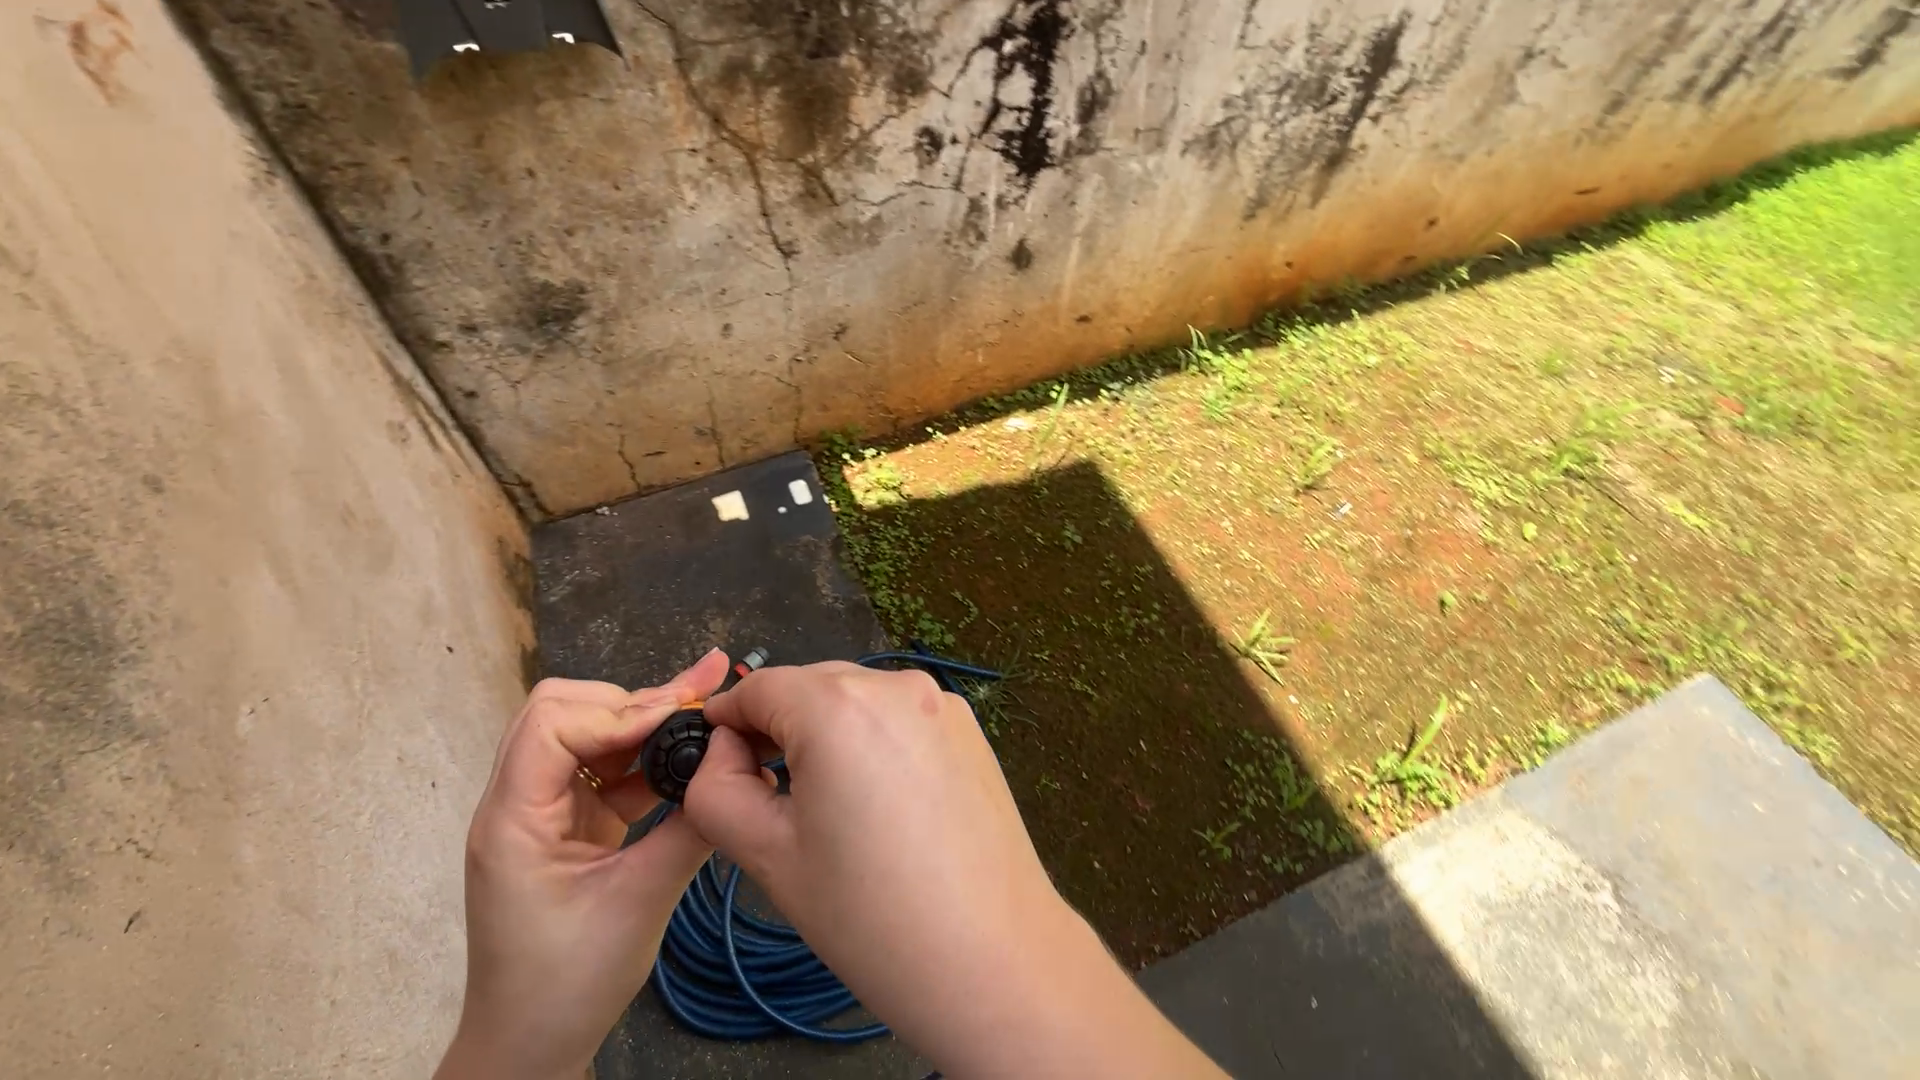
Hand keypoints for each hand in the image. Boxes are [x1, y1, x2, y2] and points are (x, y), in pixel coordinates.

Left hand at [436, 649, 730, 1079]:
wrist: (532, 1046)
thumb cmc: (569, 982)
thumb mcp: (640, 901)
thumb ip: (688, 829)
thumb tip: (735, 772)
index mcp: (514, 819)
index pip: (552, 725)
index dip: (619, 710)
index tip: (682, 717)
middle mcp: (520, 802)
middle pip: (563, 711)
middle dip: (633, 701)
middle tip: (698, 699)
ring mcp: (544, 812)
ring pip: (587, 733)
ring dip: (644, 719)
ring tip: (705, 703)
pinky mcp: (569, 825)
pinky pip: (606, 769)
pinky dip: (647, 753)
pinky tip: (688, 748)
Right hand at [686, 663, 1224, 1077]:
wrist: (991, 956)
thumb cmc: (870, 914)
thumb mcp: (766, 854)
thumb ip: (716, 788)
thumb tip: (724, 750)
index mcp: (839, 706)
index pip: (759, 686)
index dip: (726, 720)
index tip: (714, 758)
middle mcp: (895, 685)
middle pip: (810, 686)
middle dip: (777, 726)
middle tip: (765, 790)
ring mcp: (941, 702)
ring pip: (857, 698)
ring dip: (826, 732)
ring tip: (825, 801)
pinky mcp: (969, 728)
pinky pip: (899, 716)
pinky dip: (874, 739)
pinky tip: (880, 800)